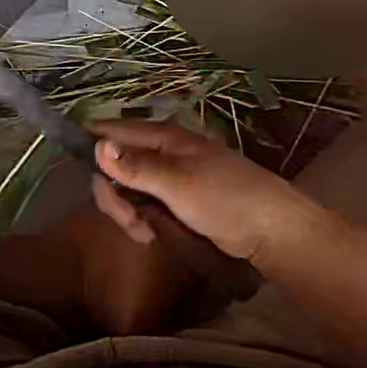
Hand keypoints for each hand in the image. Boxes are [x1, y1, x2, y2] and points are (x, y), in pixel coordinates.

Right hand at [89, 119, 322, 265]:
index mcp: (159, 136)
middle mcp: (158, 150)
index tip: (91, 179)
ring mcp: (166, 175)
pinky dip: (141, 220)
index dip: (93, 150)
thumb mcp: (178, 184)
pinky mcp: (174, 199)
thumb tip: (96, 145)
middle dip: (114, 193)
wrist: (275, 232)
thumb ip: (135, 167)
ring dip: (127, 212)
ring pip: (126, 188)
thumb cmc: (227, 198)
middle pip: (114, 165)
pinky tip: (152, 235)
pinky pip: (142, 204)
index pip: (110, 132)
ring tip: (145, 233)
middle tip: (128, 220)